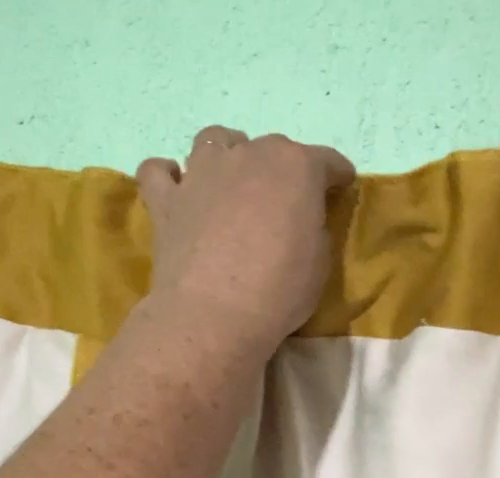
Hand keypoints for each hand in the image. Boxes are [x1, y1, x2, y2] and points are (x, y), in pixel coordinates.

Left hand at [136, 125, 355, 344]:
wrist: (213, 314)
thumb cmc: (279, 291)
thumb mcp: (320, 263)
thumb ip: (314, 229)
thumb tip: (301, 222)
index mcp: (297, 168)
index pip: (327, 161)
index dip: (337, 174)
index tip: (341, 186)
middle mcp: (249, 155)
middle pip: (271, 149)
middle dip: (282, 170)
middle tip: (284, 202)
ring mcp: (202, 172)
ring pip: (214, 141)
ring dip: (227, 156)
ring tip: (230, 184)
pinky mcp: (166, 200)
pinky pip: (158, 172)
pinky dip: (168, 177)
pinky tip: (177, 189)